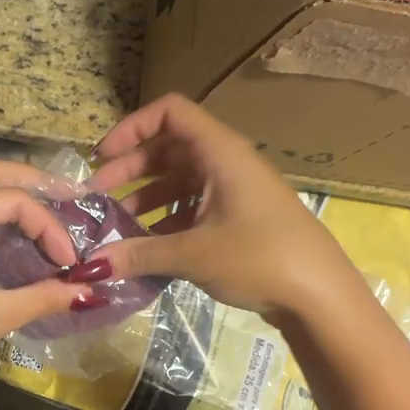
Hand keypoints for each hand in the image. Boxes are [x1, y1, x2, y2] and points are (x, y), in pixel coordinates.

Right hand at [84, 94, 360, 325]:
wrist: (318, 295)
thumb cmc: (259, 258)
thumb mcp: (193, 255)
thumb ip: (140, 254)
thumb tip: (92, 265)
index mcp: (220, 153)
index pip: (170, 114)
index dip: (131, 128)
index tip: (101, 158)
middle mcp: (226, 164)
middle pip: (169, 148)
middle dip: (129, 170)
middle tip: (98, 199)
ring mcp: (234, 192)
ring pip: (178, 181)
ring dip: (145, 199)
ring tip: (118, 228)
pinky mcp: (238, 219)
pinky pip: (192, 207)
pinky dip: (166, 221)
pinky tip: (147, 248)